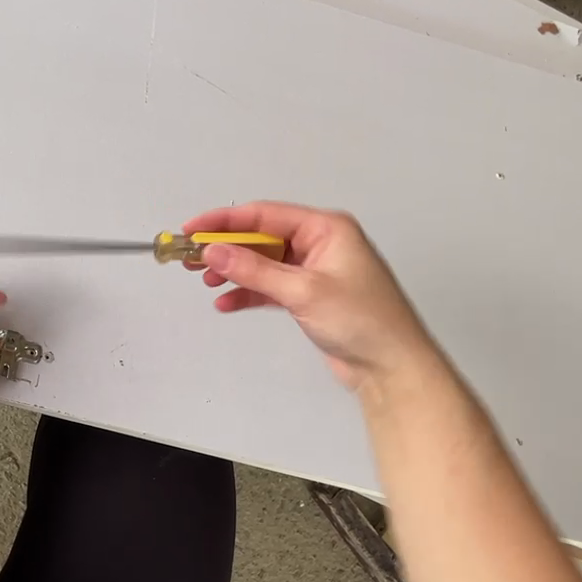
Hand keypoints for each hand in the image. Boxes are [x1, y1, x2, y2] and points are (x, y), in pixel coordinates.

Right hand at [183, 202, 435, 389]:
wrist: (391, 366)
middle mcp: (319, 243)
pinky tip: (226, 303)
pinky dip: (247, 292)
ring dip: (233, 271)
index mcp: (325, 228)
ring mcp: (313, 270)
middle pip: (260, 237)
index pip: (264, 215)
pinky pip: (268, 286)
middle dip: (225, 247)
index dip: (224, 221)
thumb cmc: (362, 320)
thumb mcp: (302, 290)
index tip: (193, 230)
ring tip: (205, 280)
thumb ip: (253, 269)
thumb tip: (213, 251)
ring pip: (261, 262)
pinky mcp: (307, 296)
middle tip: (190, 256)